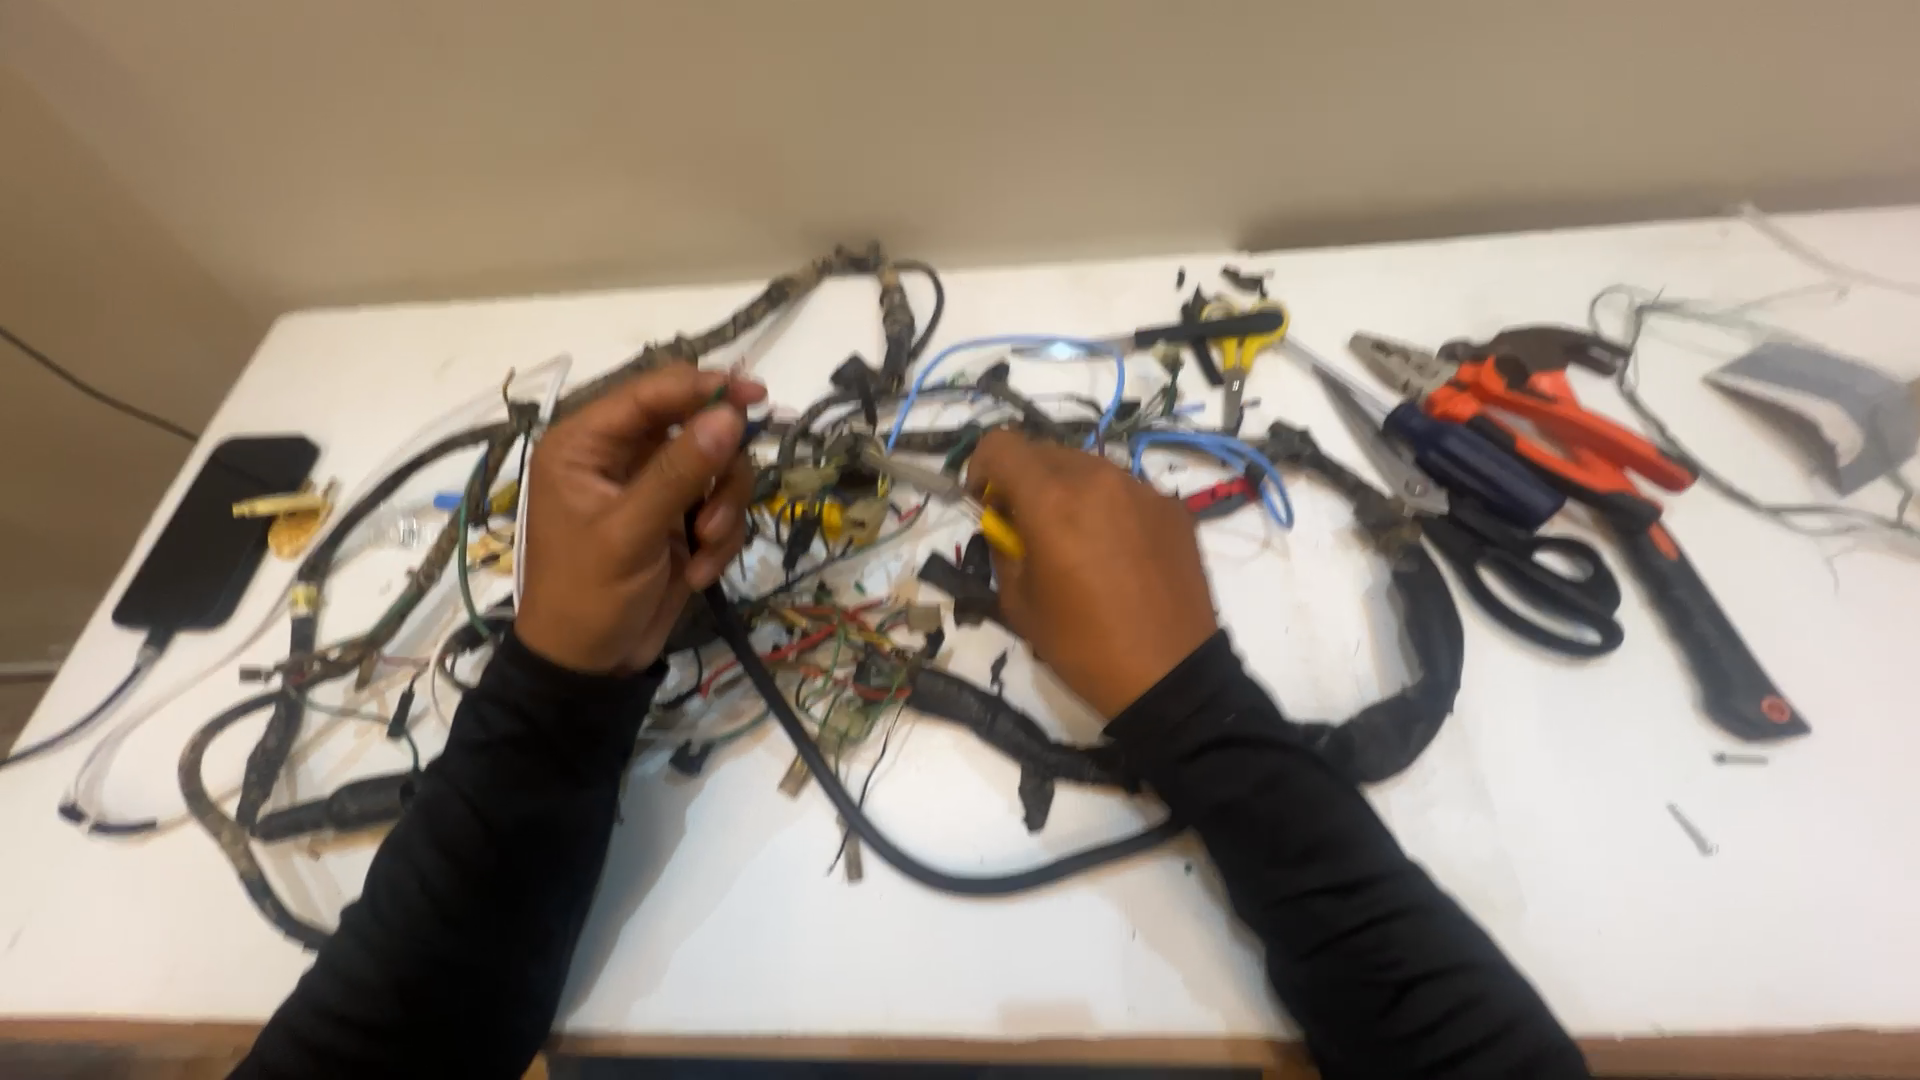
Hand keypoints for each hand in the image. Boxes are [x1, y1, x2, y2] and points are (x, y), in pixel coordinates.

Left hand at [516, 366, 764, 673]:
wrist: (592, 663)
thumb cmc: (589, 593)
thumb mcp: (631, 531)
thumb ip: (681, 470)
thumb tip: (730, 414)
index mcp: (587, 444)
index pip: (652, 392)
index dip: (704, 388)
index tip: (755, 396)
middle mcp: (623, 456)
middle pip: (697, 427)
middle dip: (718, 470)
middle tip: (719, 509)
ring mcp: (656, 487)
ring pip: (719, 468)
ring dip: (723, 511)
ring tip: (704, 548)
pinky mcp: (680, 518)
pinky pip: (723, 506)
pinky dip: (721, 539)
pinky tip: (697, 571)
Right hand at [966, 430, 1217, 716]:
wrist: (1170, 677)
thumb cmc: (1083, 646)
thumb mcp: (1019, 604)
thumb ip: (1004, 549)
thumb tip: (1007, 525)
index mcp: (1052, 500)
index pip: (1001, 445)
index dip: (980, 467)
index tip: (984, 502)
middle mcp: (1098, 479)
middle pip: (1044, 452)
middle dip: (1024, 481)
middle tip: (1026, 527)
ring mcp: (1142, 489)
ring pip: (1088, 468)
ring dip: (1067, 491)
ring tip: (1075, 541)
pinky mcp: (1173, 508)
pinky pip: (1126, 491)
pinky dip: (1107, 508)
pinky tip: (1117, 553)